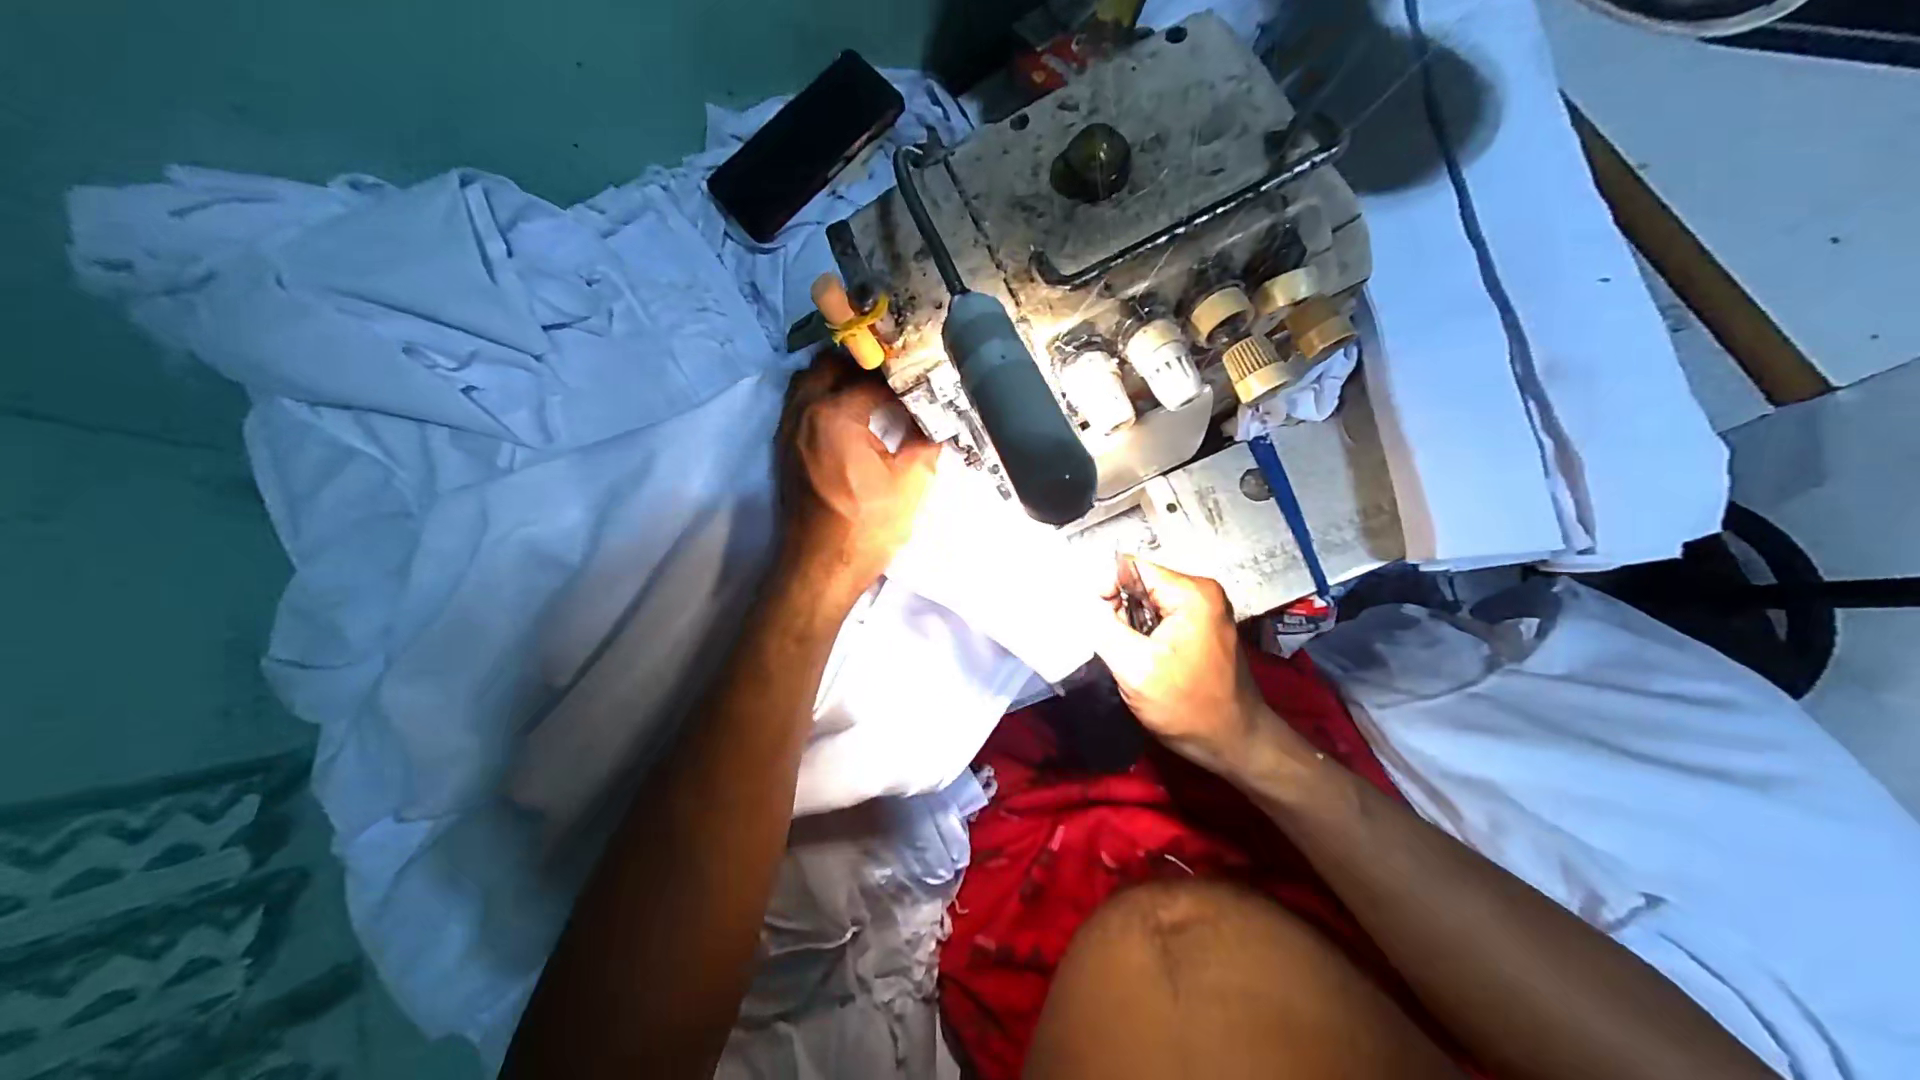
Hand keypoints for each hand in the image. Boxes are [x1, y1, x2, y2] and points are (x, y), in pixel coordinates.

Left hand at [778, 359, 938, 600]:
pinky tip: (848, 419)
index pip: (874, 378)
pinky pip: (800, 405)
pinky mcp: (783, 449)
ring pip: (809, 381)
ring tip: (871, 394)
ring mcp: (787, 430)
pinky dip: (822, 399)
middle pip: (832, 365)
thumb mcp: (912, 484)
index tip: (924, 384)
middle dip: (865, 366)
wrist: (819, 570)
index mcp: (835, 414)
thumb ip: (927, 441)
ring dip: (837, 379)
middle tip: (896, 381)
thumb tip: (939, 419)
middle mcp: (803, 412)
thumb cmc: (865, 528)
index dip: (903, 379)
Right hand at [1091, 557, 1293, 777]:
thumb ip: (1102, 627)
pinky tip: (1143, 661)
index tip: (1097, 624)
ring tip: (1129, 657)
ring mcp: (1204, 612)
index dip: (1105, 591)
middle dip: (1117, 612)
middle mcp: (1201, 593)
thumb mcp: (1134, 667)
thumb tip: (1079, 602)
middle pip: (1138, 585)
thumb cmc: (1188, 707)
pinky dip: (1143, 637)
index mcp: (1191, 592)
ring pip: (1145, 605)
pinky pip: (1159, 620)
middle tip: (1116, 647)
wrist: (1234, 743)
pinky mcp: (1201, 630)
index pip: (1130, 568)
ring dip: (1129, 627)